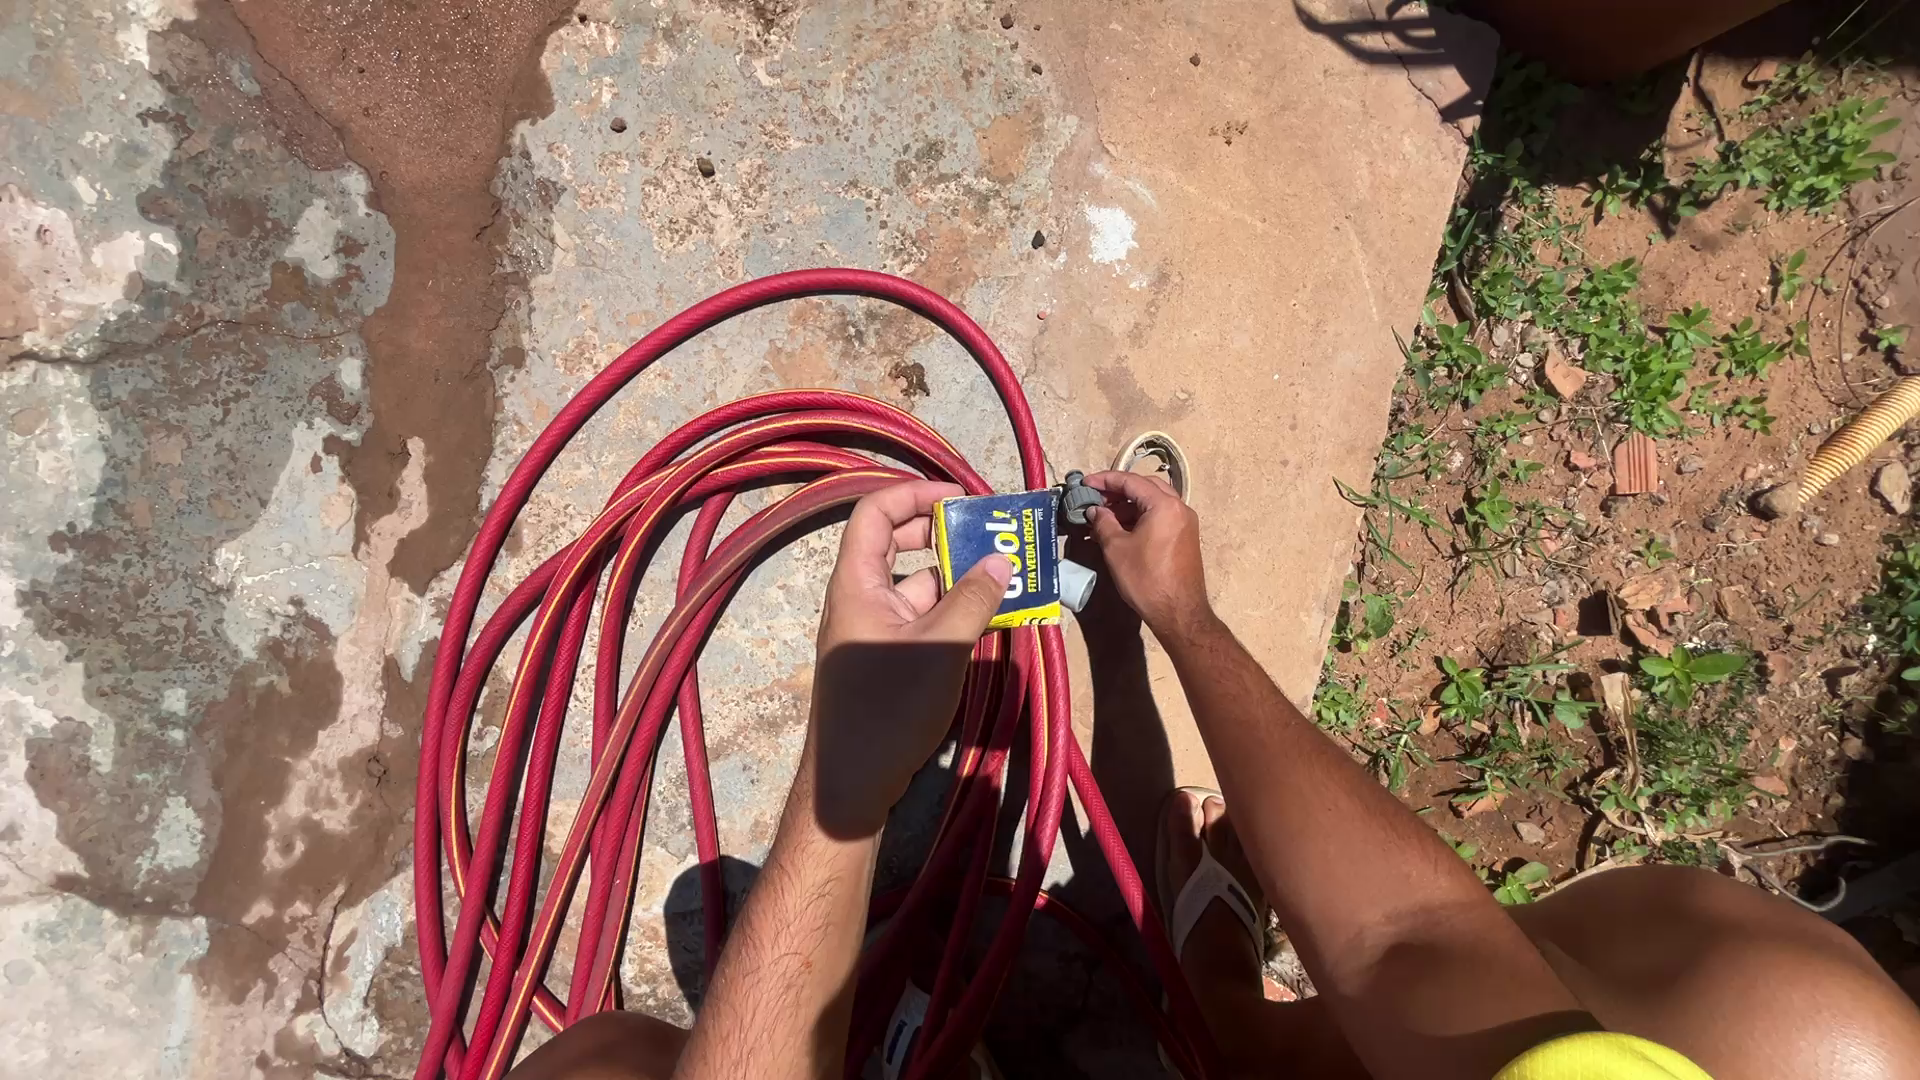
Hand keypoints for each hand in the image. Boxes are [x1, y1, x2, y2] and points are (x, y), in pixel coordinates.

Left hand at [805, 480, 1012, 836]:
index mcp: (858, 582)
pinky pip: (922, 617)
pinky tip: (988, 618)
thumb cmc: (890, 707)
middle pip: (896, 543)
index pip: (876, 512)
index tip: (962, 500)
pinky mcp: (888, 655)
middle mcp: (861, 597)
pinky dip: (952, 611)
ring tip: (1004, 576)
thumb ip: (974, 599)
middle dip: (942, 533)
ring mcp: (874, 628)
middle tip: (987, 534)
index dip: (916, 494)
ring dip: (956, 577)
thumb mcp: (941, 647)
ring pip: (916, 584)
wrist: (853, 783)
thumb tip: (1002, 561)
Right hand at [1083, 471, 1216, 643]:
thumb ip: (1103, 522)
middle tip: (1096, 497)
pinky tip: (1122, 529)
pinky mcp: (1185, 536)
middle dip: (1119, 490)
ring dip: (1129, 504)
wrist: (1178, 611)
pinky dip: (1141, 516)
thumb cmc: (1145, 578)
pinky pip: (1161, 516)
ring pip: (1154, 501)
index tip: (1086, 483)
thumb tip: (1095, 510)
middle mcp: (1179, 508)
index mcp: (1164, 505)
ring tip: (1105, 515)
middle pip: (1146, 486)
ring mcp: (1185, 522)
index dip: (1105, 480)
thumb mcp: (1116, 548)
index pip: (1131, 481)